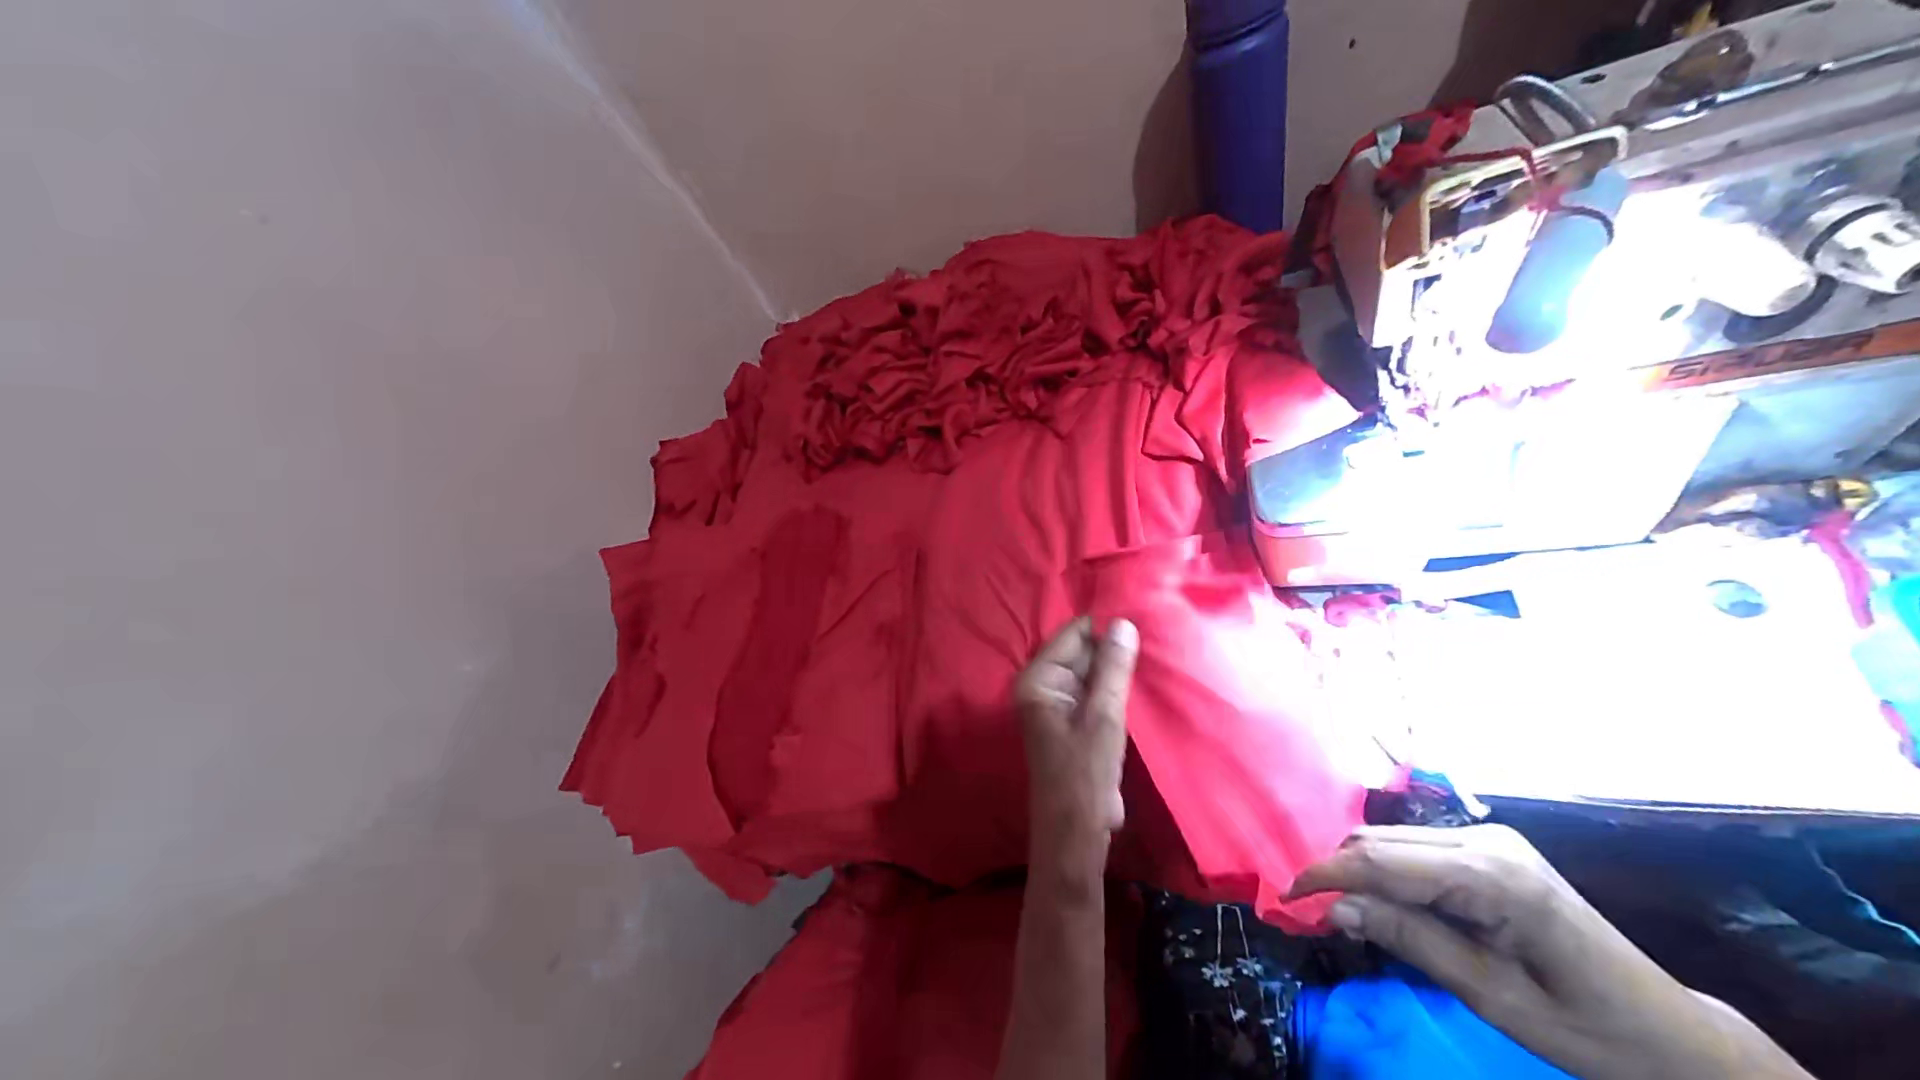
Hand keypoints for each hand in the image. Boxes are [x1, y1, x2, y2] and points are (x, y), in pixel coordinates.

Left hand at [1012, 616, 1137, 886]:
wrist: (1076, 833)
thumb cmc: (1084, 774)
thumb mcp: (1103, 717)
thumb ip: (1112, 669)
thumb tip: (1123, 623)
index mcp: (1038, 679)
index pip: (1073, 634)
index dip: (1105, 625)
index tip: (1142, 613)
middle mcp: (1043, 686)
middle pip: (1082, 651)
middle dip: (1113, 645)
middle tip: (1155, 629)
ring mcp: (1059, 704)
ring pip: (1092, 672)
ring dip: (1117, 667)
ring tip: (1155, 648)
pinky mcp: (1075, 721)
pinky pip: (1096, 692)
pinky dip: (1115, 687)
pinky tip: (1142, 680)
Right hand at [1291, 825, 1812, 1079]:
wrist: (1671, 1033)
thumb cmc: (1589, 1029)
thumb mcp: (1494, 998)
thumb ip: (1411, 940)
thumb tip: (1333, 907)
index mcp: (1493, 876)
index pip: (1381, 859)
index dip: (1326, 874)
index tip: (1285, 898)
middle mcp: (1486, 840)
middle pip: (1381, 841)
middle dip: (1337, 872)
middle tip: (1310, 914)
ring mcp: (1490, 839)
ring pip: (1392, 840)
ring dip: (1358, 871)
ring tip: (1339, 912)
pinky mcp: (1490, 849)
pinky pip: (1415, 849)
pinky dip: (1385, 872)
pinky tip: (1382, 903)